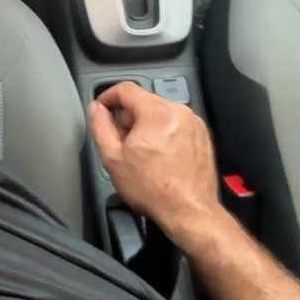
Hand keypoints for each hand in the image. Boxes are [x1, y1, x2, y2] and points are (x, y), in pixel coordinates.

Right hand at [88, 82, 226, 244]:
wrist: (189, 211)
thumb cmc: (153, 189)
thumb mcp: (113, 158)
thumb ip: (100, 126)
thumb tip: (96, 109)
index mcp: (156, 112)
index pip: (126, 89)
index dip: (108, 96)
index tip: (102, 108)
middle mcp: (178, 111)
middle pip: (144, 100)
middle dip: (128, 115)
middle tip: (121, 139)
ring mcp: (194, 123)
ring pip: (160, 112)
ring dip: (146, 124)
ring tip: (141, 152)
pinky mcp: (203, 135)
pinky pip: (176, 124)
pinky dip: (164, 133)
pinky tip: (159, 156)